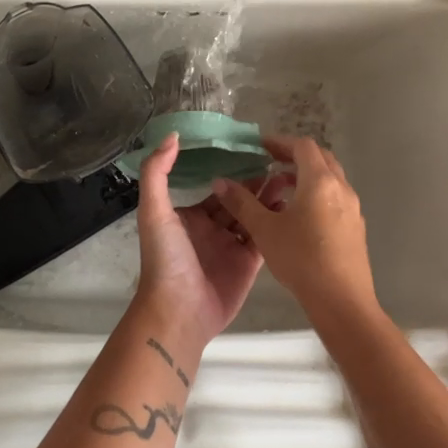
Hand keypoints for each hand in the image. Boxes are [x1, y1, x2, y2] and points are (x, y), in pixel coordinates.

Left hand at [134, 134, 284, 343]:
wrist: (179, 311)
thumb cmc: (166, 258)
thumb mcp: (154, 210)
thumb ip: (157, 172)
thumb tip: (173, 135)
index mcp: (190, 216)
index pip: (215, 188)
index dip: (233, 170)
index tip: (253, 151)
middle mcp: (211, 229)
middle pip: (238, 200)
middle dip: (256, 183)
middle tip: (280, 163)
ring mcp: (231, 247)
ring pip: (254, 217)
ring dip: (269, 199)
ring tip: (290, 179)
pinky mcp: (248, 265)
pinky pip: (264, 239)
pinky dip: (276, 223)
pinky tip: (292, 206)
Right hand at [210, 136, 378, 325]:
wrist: (342, 302)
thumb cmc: (301, 259)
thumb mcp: (265, 230)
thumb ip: (242, 203)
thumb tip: (220, 182)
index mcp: (320, 181)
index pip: (303, 146)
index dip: (280, 142)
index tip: (260, 147)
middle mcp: (341, 188)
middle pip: (320, 159)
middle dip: (294, 156)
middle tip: (270, 163)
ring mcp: (352, 209)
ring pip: (330, 180)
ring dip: (306, 177)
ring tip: (281, 189)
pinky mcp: (355, 228)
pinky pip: (335, 198)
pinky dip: (317, 195)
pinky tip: (299, 217)